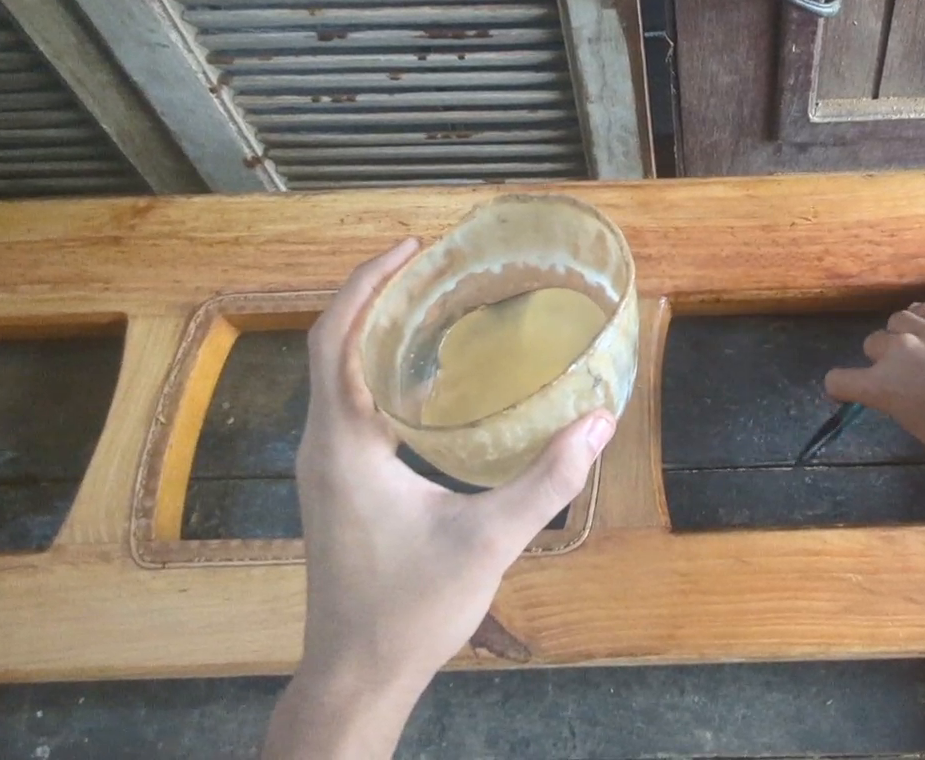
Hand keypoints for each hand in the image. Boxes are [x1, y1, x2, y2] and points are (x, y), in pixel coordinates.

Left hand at [265, 240, 615, 757]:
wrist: (356, 678)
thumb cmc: (410, 609)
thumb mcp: (488, 541)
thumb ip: (547, 480)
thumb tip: (600, 420)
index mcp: (344, 445)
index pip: (334, 339)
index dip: (367, 283)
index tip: (412, 247)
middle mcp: (324, 445)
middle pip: (335, 346)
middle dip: (377, 296)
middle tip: (437, 266)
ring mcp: (328, 467)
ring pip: (341, 375)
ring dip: (379, 331)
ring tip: (437, 304)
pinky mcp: (340, 484)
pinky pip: (353, 402)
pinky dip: (384, 369)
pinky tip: (433, 376)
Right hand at [824, 304, 924, 486]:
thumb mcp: (922, 426)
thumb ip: (898, 399)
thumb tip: (895, 386)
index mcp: (885, 387)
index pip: (840, 379)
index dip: (842, 387)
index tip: (850, 390)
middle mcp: (900, 352)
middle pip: (873, 343)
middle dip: (881, 359)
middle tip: (903, 374)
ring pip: (898, 320)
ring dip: (902, 335)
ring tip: (921, 349)